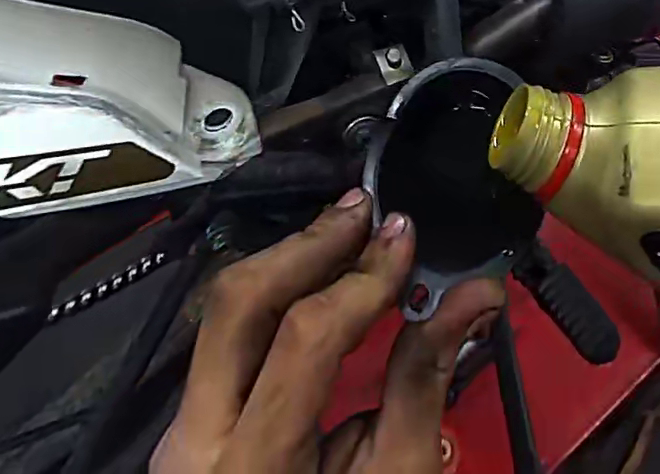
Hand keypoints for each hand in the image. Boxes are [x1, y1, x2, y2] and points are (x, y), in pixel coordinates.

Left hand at [152, 189, 504, 473]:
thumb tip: (474, 295)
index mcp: (254, 466)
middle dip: (308, 243)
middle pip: (239, 302)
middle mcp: (198, 435)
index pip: (305, 338)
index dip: (362, 278)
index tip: (403, 234)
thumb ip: (424, 378)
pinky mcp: (193, 408)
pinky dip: (282, 283)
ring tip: (350, 225)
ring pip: (227, 303)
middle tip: (365, 210)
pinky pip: (233, 324)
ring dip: (293, 253)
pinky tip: (321, 265)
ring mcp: (185, 420)